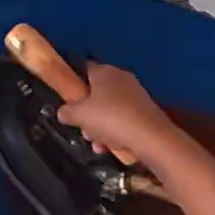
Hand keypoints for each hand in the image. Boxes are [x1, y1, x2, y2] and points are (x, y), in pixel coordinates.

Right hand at [56, 63, 180, 164]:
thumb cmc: (110, 118)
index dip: (73, 82)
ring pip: (109, 109)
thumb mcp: (78, 116)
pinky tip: (112, 147)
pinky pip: (123, 118)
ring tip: (98, 145)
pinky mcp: (145, 110)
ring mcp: (135, 94)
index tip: (67, 98)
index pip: (83, 68)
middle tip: (84, 129)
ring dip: (100, 127)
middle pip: (96, 93)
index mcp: (104, 72)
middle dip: (87, 113)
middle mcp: (121, 78)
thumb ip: (66, 112)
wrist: (151, 137)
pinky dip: (116, 131)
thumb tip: (63, 112)